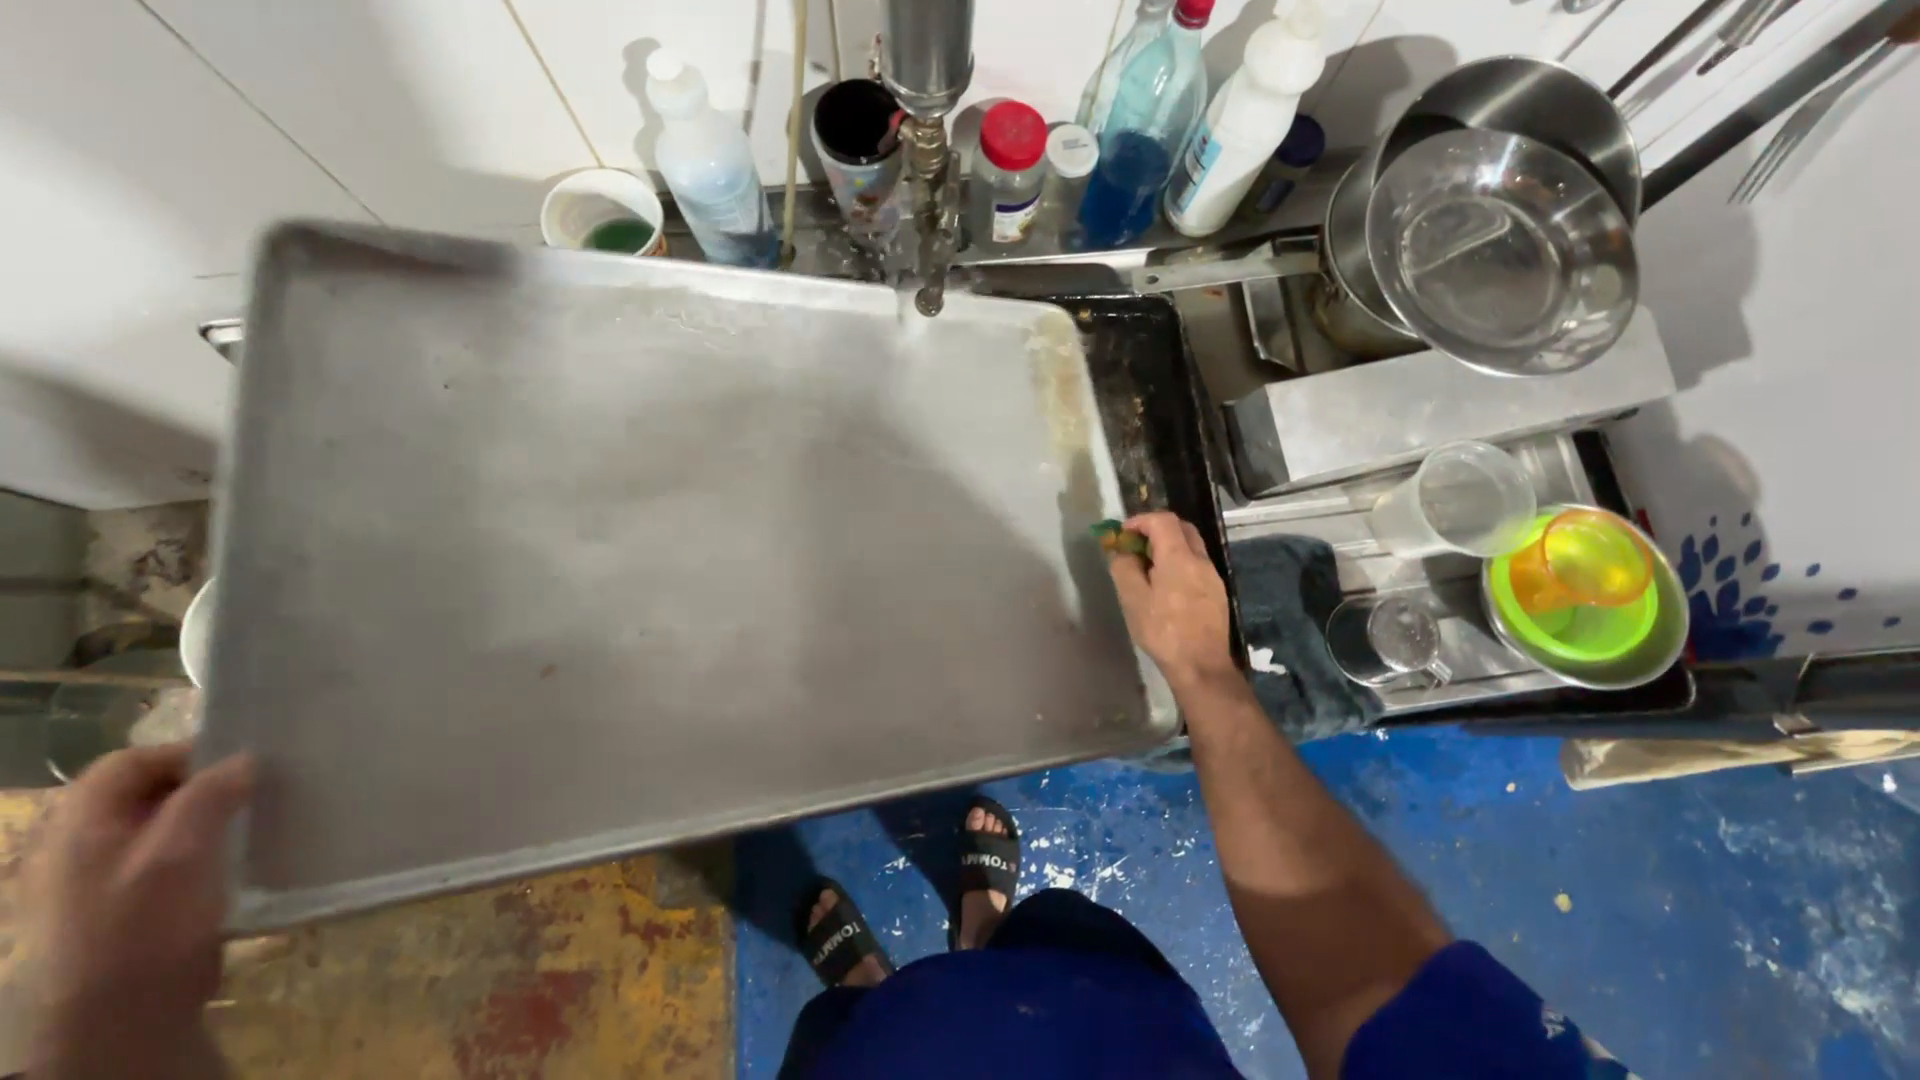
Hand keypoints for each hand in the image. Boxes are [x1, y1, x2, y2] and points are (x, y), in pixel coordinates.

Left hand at [29, 743, 253, 1078]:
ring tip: (253, 824)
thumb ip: (209, 796)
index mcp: (81, 826)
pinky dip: (206, 849)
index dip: (184, 755)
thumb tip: (244, 759)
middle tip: (254, 794)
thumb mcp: (179, 852)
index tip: (241, 766)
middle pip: (146, 792)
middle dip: (202, 786)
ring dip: (210, 818)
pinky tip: (236, 862)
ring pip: (164, 825)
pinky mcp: (135, 905)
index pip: (128, 763)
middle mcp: (85, 846)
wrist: (124, 1015)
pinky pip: (172, 858)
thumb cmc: (145, 925)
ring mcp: (106, 878)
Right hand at [1106, 512, 1235, 691]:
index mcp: (1179, 557)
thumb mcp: (1133, 599)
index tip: (1123, 535)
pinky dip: (1180, 563)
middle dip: (1156, 530)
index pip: (1163, 520)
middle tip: (1136, 547)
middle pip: (1181, 528)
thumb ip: (1124, 568)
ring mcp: (1213, 576)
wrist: (1201, 665)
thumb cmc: (1163, 631)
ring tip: (1148, 568)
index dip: (1140, 521)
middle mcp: (1200, 560)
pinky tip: (1166, 587)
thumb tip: (1122, 550)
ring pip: (1191, 547)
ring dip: (1169, 547)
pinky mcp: (1217, 592)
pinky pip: (1197, 565)